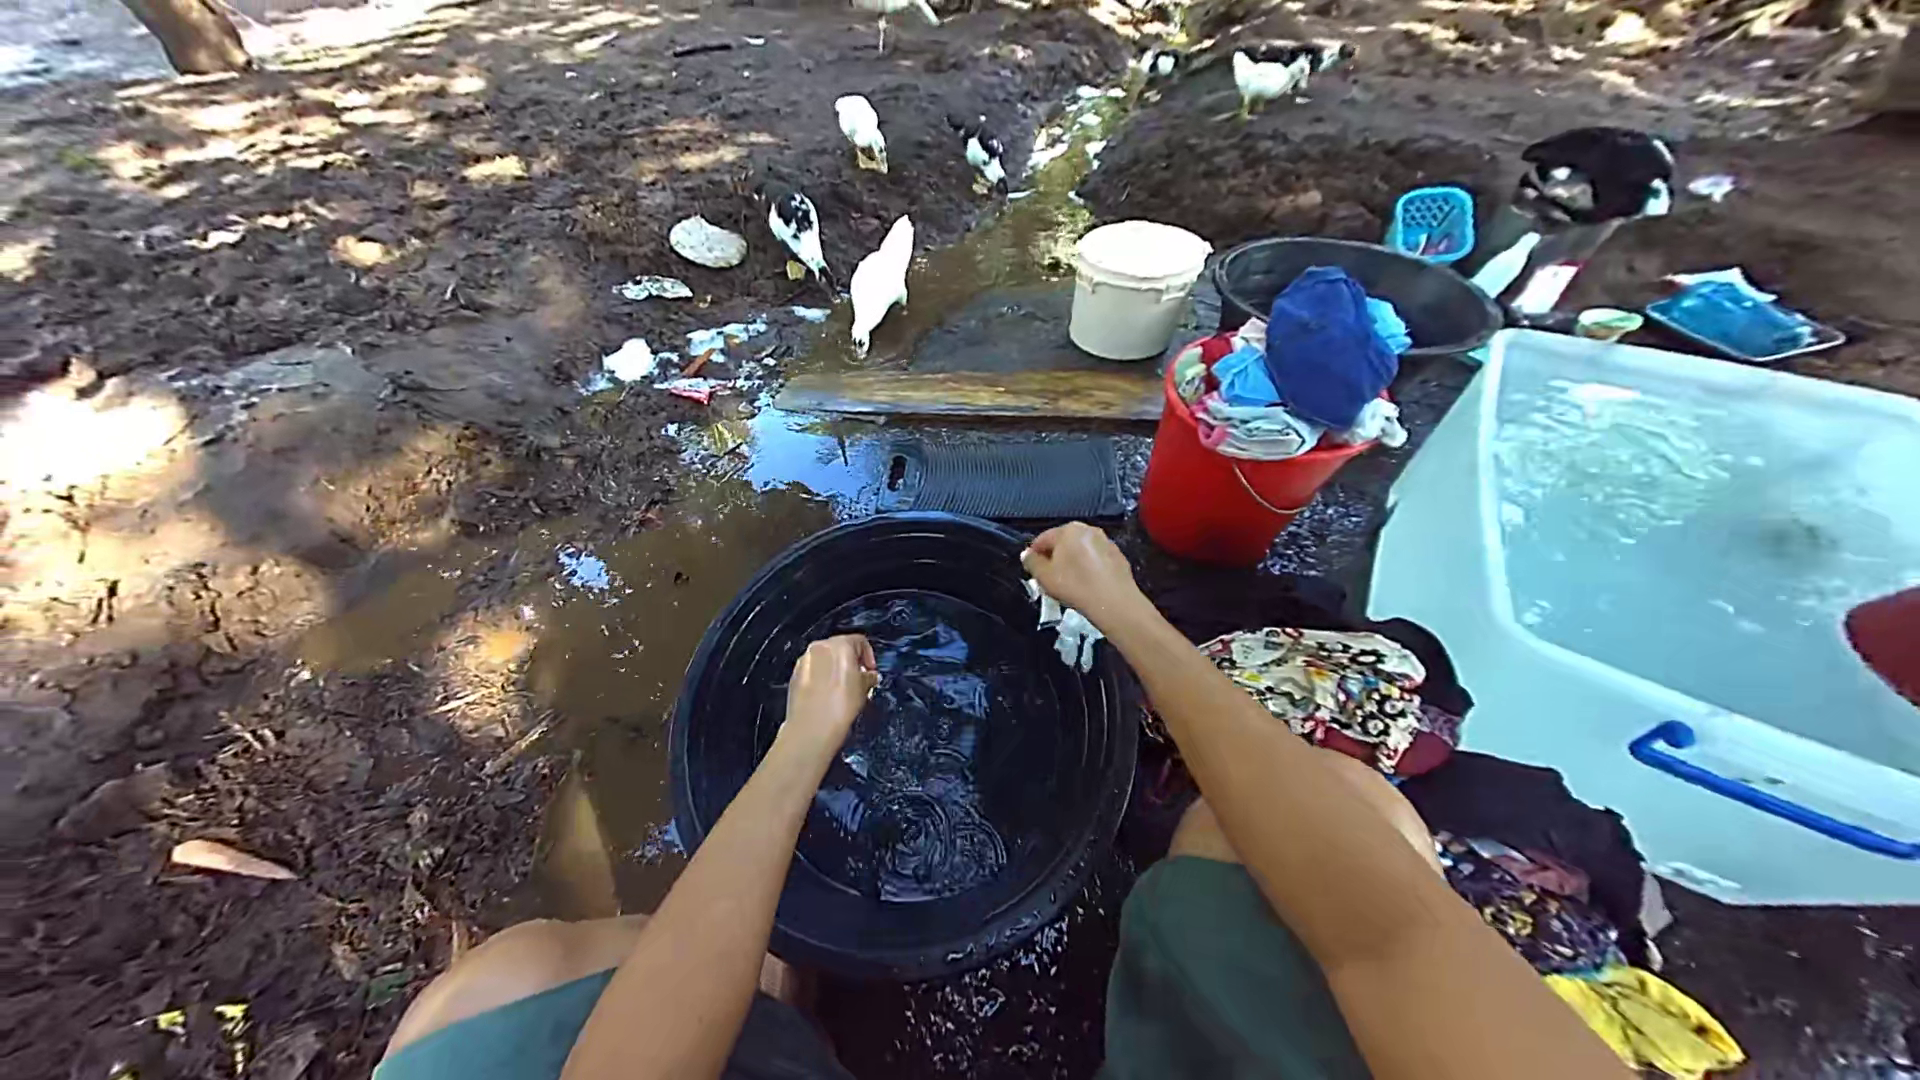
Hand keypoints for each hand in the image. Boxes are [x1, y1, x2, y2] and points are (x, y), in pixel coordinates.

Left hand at [782, 634, 878, 751]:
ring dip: (835, 668)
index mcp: (839, 645)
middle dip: (851, 661)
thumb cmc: (842, 704)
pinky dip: (821, 677)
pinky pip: (813, 670)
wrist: (812, 728)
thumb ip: (868, 676)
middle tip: (859, 680)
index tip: (871, 671)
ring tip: (842, 689)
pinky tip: (827, 695)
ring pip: (825, 658)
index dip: (869, 656)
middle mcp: (819, 647)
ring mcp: (804, 660)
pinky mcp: (794, 675)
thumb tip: (869, 676)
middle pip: (840, 647)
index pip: (860, 641)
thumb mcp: (864, 688)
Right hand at [1021, 522, 1148, 630]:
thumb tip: (1027, 554)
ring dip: (1073, 562)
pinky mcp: (1119, 557)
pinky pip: (1096, 560)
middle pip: (1064, 542)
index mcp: (1068, 529)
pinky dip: (1089, 568)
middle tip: (1049, 577)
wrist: (1114, 602)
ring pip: (1081, 550)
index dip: (1034, 554)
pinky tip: (1087, 584)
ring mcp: (1106, 542)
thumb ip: (1032, 562)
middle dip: (1055, 557)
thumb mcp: (1044, 576)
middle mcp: (1088, 530)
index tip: (1031, 569)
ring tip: (1068, 583)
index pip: (1043, 538)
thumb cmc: (1075, 586)